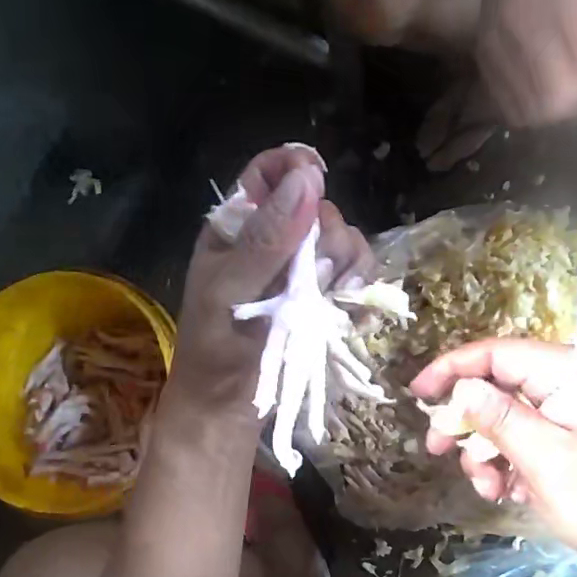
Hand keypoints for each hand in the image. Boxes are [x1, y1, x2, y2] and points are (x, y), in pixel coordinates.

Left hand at [166, 147, 372, 419]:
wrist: (229, 409)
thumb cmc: (215, 348)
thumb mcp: (229, 289)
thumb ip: (267, 236)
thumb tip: (309, 178)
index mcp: (240, 227)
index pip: (271, 173)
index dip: (297, 167)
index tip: (318, 181)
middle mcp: (277, 243)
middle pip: (321, 208)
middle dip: (327, 235)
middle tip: (316, 273)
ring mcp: (305, 273)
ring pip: (347, 243)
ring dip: (349, 266)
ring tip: (334, 298)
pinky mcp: (328, 302)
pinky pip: (360, 280)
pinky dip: (361, 293)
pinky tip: (349, 314)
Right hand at [409, 340, 576, 569]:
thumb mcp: (548, 463)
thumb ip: (500, 420)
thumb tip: (460, 389)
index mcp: (573, 370)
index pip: (497, 352)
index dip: (452, 370)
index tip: (416, 396)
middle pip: (504, 384)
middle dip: (471, 422)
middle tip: (442, 455)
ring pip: (517, 415)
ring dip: (494, 450)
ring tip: (492, 489)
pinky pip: (540, 434)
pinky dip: (520, 460)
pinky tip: (516, 492)